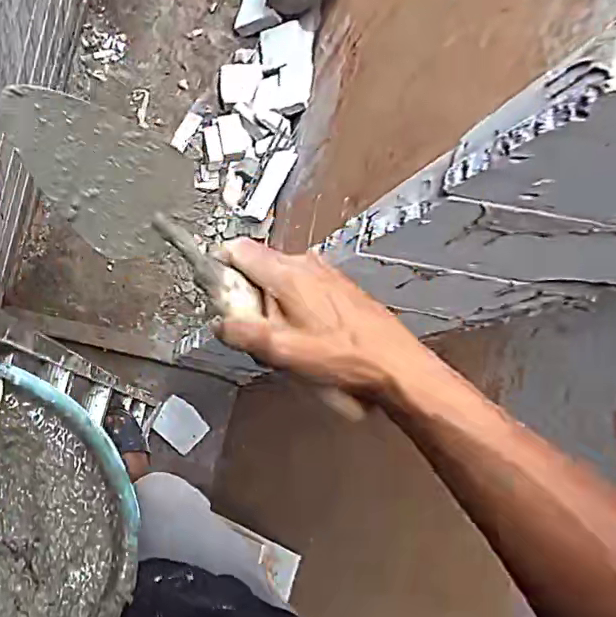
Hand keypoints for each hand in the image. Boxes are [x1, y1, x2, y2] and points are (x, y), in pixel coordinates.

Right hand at [209, 239, 446, 402]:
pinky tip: (303, 339)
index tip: (221, 295)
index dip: (220, 269)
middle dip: (245, 297)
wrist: (396, 367)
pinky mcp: (336, 288)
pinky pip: (297, 292)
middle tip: (255, 330)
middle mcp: (305, 265)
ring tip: (283, 339)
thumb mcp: (279, 350)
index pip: (237, 250)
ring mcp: (324, 274)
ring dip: (269, 308)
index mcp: (287, 273)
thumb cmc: (346, 357)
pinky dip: (290, 311)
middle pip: (254, 269)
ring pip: (276, 282)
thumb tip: (220, 324)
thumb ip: (240, 333)